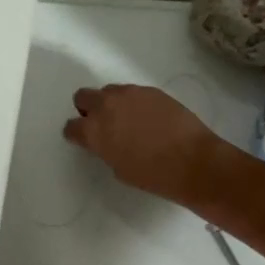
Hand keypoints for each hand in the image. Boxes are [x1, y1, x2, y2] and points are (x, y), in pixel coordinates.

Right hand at [62, 84, 243, 204]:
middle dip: (88, 109)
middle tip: (103, 124)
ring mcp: (130, 94)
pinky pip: (133, 92)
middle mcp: (107, 105)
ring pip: (109, 91)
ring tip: (129, 120)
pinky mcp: (151, 90)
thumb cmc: (153, 175)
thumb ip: (106, 149)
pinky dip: (134, 103)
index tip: (84, 140)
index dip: (76, 134)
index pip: (72, 126)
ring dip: (112, 103)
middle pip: (83, 96)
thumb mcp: (120, 168)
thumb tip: (109, 141)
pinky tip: (149, 118)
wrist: (192, 160)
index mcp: (94, 130)